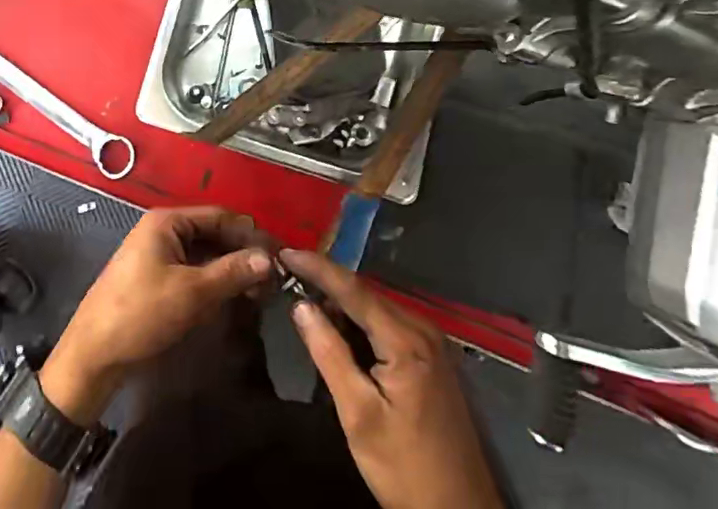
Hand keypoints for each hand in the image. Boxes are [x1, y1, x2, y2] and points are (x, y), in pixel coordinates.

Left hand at [42, 207, 275, 422]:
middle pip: (213, 234)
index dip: (250, 234)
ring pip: (205, 255)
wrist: (94, 352)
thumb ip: (232, 272)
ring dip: (230, 271)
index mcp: (167, 221)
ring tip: (258, 292)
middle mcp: (163, 230)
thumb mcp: (191, 292)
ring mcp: (158, 254)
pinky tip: (232, 299)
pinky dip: (213, 282)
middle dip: (242, 254)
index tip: (279, 255)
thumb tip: (269, 259)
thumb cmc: (141, 313)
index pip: (219, 216)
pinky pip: (193, 271)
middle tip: (273, 279)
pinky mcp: (157, 278)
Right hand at [281, 248, 500, 508]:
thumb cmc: (405, 468)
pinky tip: (339, 324)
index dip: (317, 267)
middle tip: (288, 271)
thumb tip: (301, 306)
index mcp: (407, 341)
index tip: (285, 250)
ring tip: (304, 293)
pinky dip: (360, 318)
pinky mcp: (433, 359)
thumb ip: (329, 354)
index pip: (354, 289)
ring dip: (342, 299)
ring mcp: (433, 344)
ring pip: (377, 306)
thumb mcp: (358, 414)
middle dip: (327, 279)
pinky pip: (389, 323)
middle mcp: (424, 330)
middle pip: (367, 292)